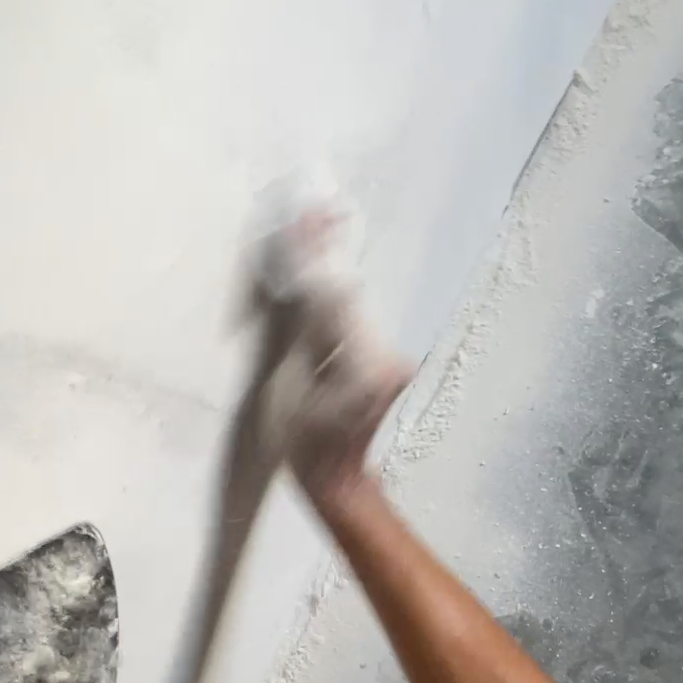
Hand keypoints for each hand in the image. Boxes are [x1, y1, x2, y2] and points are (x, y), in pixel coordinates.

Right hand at [252, 202, 412, 509]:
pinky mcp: (389, 361)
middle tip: (321, 204)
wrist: (335, 477)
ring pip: (354, 307)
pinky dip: (339, 300)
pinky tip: (331, 266)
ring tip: (323, 221)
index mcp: (359, 367)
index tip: (310, 214)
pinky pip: (357, 322)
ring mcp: (392, 360)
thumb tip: (316, 285)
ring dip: (333, 272)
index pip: (331, 300)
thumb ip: (305, 335)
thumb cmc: (304, 443)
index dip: (315, 258)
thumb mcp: (291, 390)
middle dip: (329, 253)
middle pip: (348, 296)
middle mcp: (386, 358)